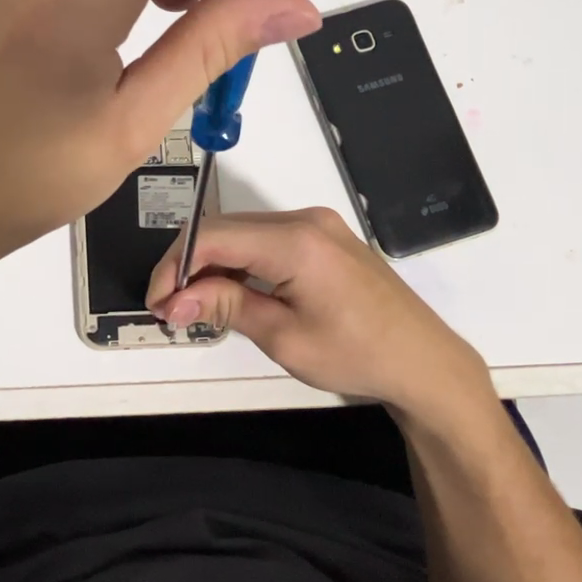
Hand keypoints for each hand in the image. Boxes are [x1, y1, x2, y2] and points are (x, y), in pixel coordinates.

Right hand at [145, 209, 494, 417]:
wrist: (424, 362)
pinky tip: (230, 292)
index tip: (158, 303)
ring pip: (241, 232)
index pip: (212, 236)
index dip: (174, 267)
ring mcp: (317, 224)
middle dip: (188, 265)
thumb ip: (226, 306)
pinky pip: (264, 238)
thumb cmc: (356, 355)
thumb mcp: (284, 337)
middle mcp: (305, 219)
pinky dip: (238, 261)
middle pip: (223, 228)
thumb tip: (173, 300)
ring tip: (195, 305)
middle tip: (171, 308)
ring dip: (211, 264)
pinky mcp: (324, 236)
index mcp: (296, 241)